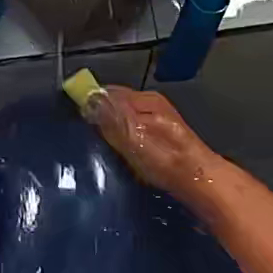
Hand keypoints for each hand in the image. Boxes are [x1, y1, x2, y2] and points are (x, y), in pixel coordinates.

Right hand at [82, 86, 223, 199]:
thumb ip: (110, 116)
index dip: (88, 102)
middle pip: (115, 105)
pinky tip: (118, 155)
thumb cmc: (165, 159)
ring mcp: (158, 121)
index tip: (74, 118)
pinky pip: (132, 133)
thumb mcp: (132, 136)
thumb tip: (87, 98)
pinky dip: (121, 141)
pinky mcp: (161, 139)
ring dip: (110, 130)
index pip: (106, 91)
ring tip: (96, 147)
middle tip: (82, 136)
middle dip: (98, 116)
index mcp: (144, 100)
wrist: (198, 181)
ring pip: (124, 119)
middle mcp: (152, 105)